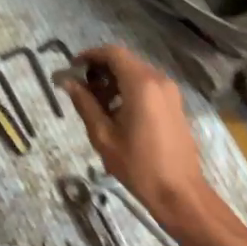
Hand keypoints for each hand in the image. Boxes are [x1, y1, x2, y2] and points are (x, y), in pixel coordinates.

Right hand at [63, 45, 209, 215]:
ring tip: (96, 104)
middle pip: (125, 61)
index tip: (73, 68)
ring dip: (114, 81)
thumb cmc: (138, 165)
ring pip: (136, 73)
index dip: (90, 55)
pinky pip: (148, 86)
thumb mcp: (103, 136)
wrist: (179, 192)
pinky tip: (117, 113)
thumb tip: (67, 82)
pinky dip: (129, 90)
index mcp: (141, 85)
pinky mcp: (175, 104)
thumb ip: (85, 104)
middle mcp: (159, 80)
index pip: (113, 53)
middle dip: (101, 70)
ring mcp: (170, 92)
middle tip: (81, 89)